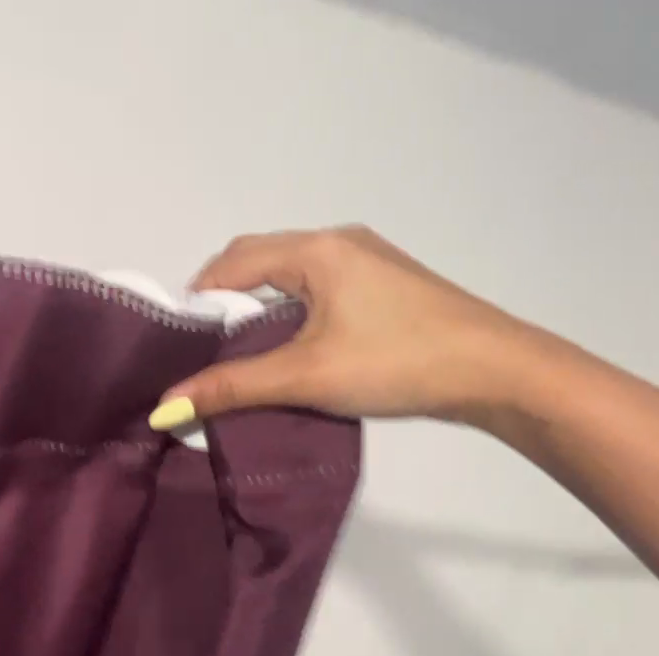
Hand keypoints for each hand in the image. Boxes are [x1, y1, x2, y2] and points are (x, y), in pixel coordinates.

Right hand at [151, 226, 574, 430]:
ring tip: (235, 353)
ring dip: (252, 306)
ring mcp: (363, 259)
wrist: (498, 372)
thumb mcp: (303, 376)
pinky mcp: (380, 283)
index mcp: (315, 250)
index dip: (196, 300)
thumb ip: (229, 388)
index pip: (231, 262)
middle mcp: (336, 241)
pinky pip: (311, 285)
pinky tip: (283, 346)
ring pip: (284, 274)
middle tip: (200, 350)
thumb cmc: (395, 362)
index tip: (175, 344)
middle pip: (255, 259)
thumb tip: (160, 410)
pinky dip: (283, 310)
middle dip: (220, 300)